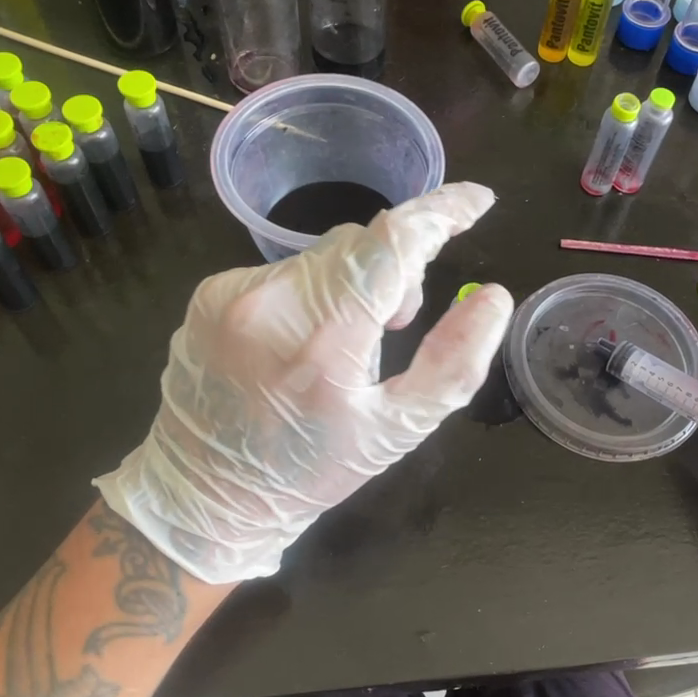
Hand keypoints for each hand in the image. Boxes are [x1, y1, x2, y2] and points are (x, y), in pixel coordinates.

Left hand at [96, 183, 510, 584]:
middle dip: (395, 270)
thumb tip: (493, 297)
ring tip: (346, 344)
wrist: (204, 494)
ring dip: (351, 282)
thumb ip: (452, 366)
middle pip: (358, 242)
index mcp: (324, 335)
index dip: (442, 211)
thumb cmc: (308, 472)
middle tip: (398, 324)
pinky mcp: (208, 295)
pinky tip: (299, 346)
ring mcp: (231, 292)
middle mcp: (271, 298)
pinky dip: (310, 294)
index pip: (392, 240)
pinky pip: (283, 272)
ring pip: (321, 255)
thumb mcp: (394, 434)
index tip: (478, 202)